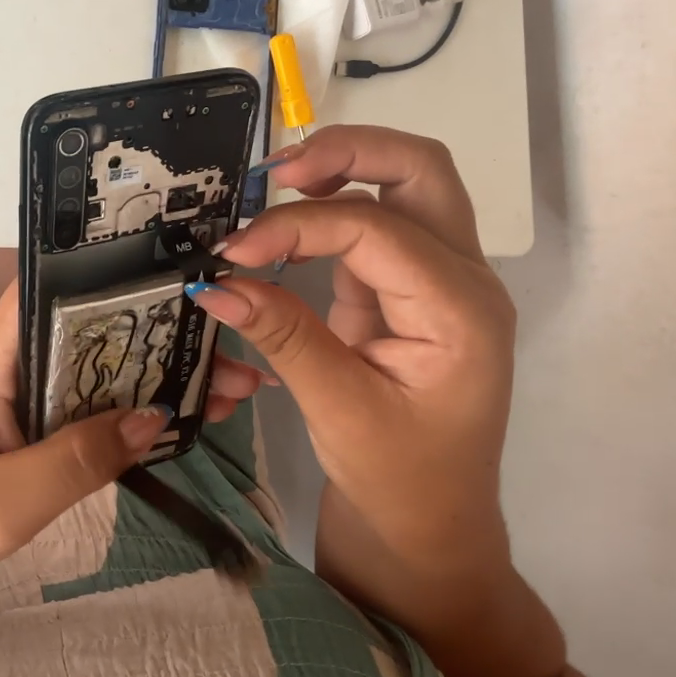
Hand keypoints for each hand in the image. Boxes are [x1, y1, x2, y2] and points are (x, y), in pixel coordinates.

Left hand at [0, 281, 268, 589]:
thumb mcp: (5, 498)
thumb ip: (75, 460)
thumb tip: (153, 418)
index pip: (47, 287)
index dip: (102, 270)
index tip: (170, 271)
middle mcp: (17, 364)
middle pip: (93, 329)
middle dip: (160, 333)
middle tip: (232, 349)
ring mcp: (29, 396)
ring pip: (103, 369)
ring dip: (160, 374)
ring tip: (232, 385)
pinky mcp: (38, 427)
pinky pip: (96, 408)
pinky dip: (139, 411)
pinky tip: (189, 418)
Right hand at [188, 125, 517, 577]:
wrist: (429, 525)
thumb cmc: (399, 478)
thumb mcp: (338, 409)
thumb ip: (282, 335)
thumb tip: (214, 283)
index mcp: (459, 309)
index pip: (372, 228)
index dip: (295, 227)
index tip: (231, 252)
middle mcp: (461, 278)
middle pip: (420, 170)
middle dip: (347, 151)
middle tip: (274, 174)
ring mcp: (436, 279)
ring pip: (405, 183)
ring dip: (343, 167)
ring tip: (276, 184)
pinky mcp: (403, 289)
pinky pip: (374, 221)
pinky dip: (330, 205)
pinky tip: (285, 220)